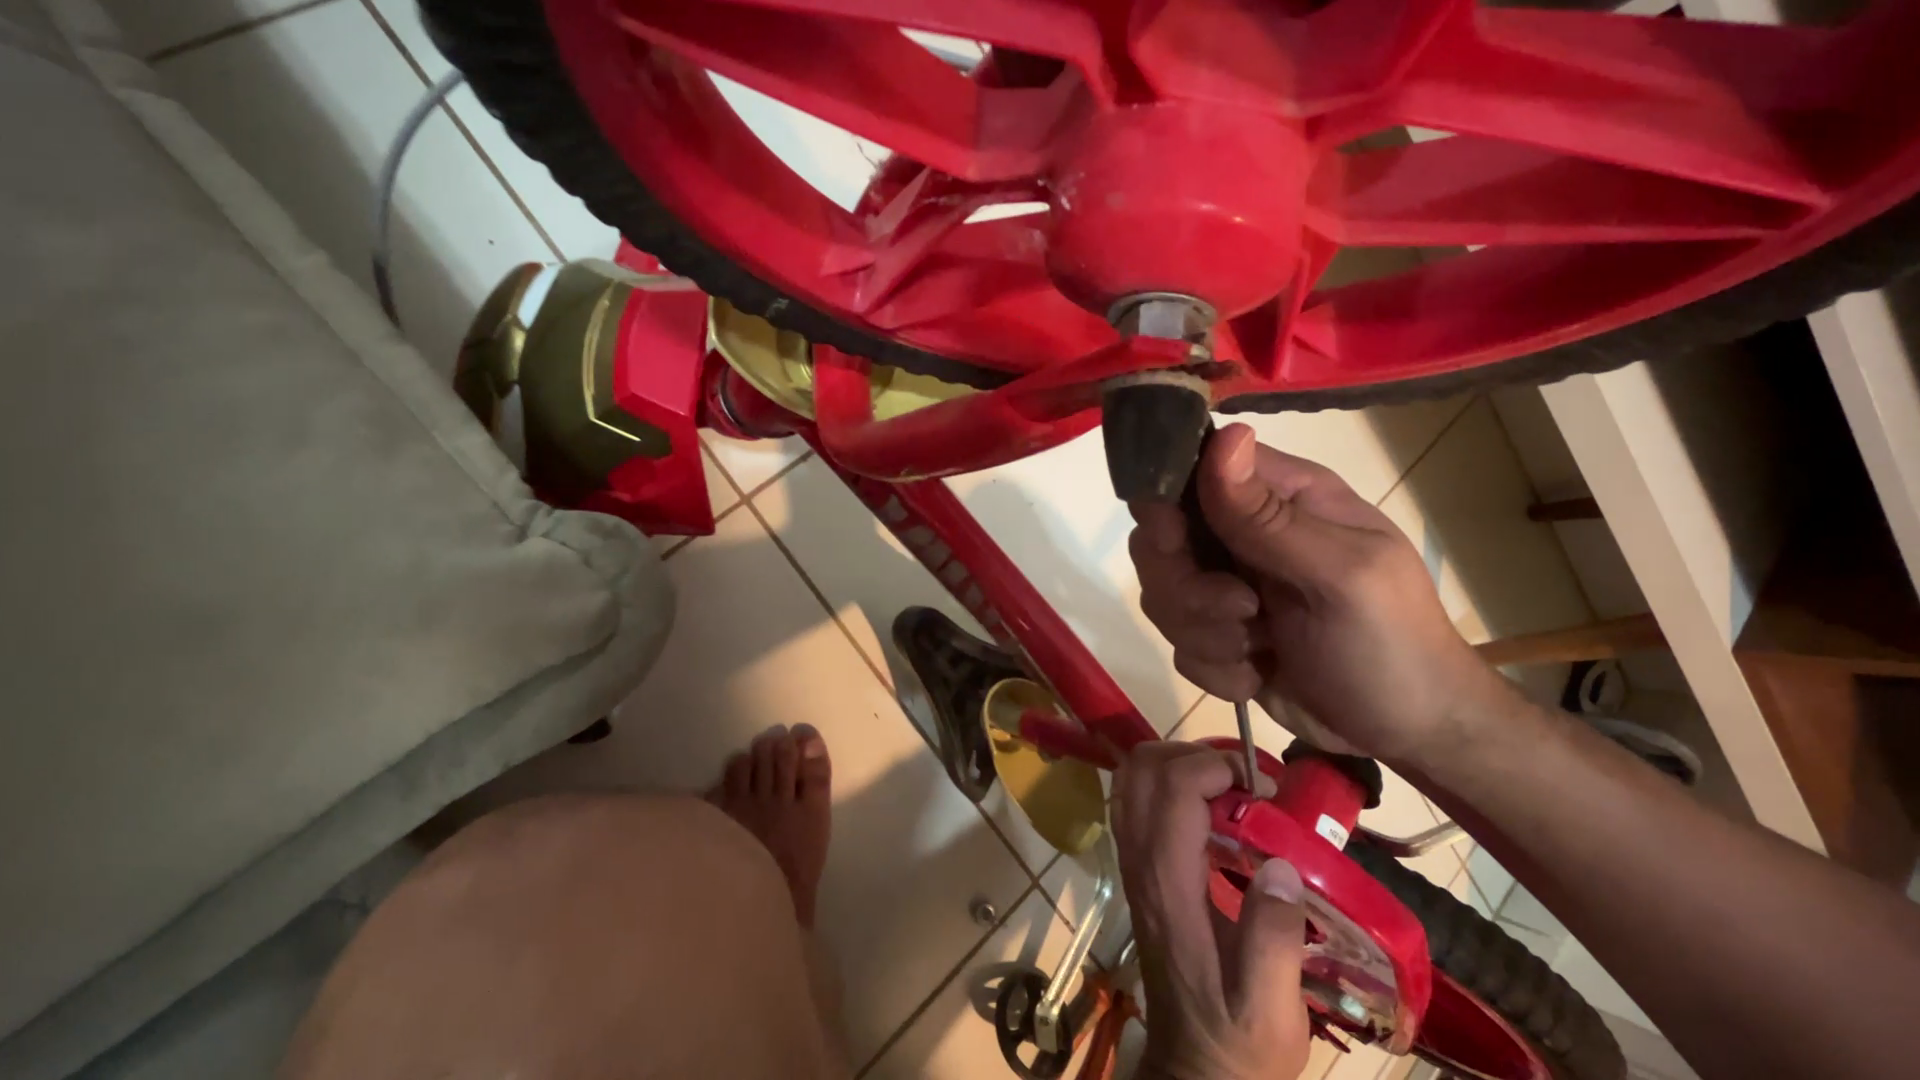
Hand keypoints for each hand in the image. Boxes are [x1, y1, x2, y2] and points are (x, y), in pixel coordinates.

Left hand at [1112, 742, 1308, 1079]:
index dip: (1211, 767)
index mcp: (1169, 886)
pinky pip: (1137, 805)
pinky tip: (1214, 811)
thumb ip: (1273, 939)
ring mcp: (1133, 866)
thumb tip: (1279, 863)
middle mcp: (1140, 865)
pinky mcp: (1140, 873)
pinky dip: (1168, 786)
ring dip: (1176, 766)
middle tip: (1243, 779)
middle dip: (1190, 755)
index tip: (1260, 786)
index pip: (1170, 791)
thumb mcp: (1270, 1008)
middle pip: (1138, 771)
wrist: (1195, 1069)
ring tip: (1231, 788)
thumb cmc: (1237, 1041)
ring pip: (1130, 783)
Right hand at [1129, 425, 1516, 766]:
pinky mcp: (1219, 637)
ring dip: (1205, 634)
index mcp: (1284, 496)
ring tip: (1261, 650)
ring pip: (1162, 594)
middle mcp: (1246, 534)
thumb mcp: (1340, 575)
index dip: (1169, 501)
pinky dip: (1215, 668)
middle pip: (1160, 538)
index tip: (1175, 542)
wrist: (1408, 732)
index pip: (1194, 469)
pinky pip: (1178, 643)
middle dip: (1187, 588)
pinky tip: (1258, 675)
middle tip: (1242, 613)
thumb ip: (1269, 517)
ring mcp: (1228, 587)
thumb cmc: (1391, 643)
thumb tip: (1225, 432)